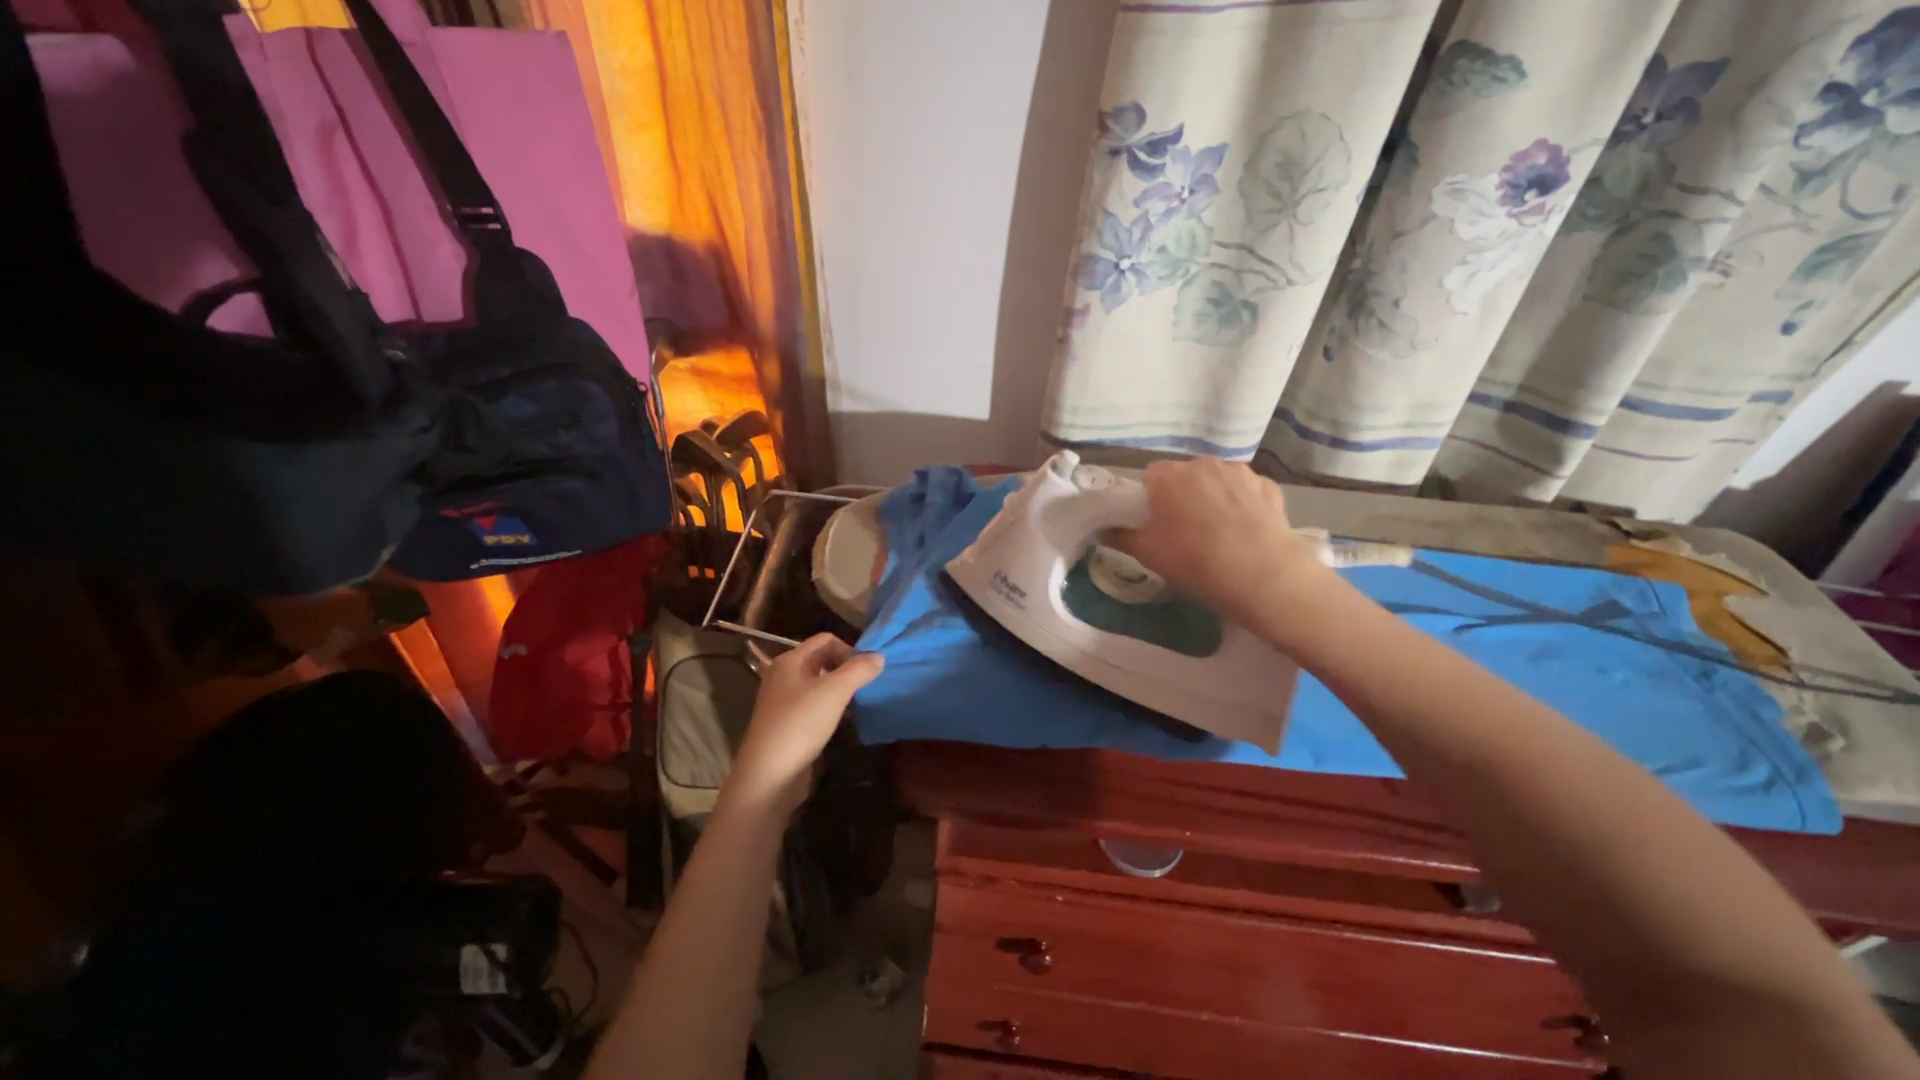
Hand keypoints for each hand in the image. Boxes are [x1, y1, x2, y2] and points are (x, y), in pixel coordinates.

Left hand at [726, 633, 883, 817]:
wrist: (769, 774)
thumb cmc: (800, 724)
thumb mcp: (835, 691)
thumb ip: (859, 670)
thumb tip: (879, 656)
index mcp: (790, 661)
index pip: (825, 640)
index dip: (849, 649)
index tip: (867, 670)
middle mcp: (783, 676)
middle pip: (821, 660)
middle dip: (846, 668)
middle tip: (866, 685)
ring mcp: (783, 701)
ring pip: (818, 685)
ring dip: (840, 689)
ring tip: (859, 702)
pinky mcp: (787, 724)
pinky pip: (813, 706)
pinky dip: (830, 708)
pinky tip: (842, 721)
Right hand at [1106, 457, 1326, 622]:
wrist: (1260, 574)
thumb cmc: (1194, 560)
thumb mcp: (1147, 554)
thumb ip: (1120, 537)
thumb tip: (1102, 530)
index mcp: (1168, 476)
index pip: (1149, 477)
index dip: (1149, 499)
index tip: (1153, 522)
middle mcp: (1203, 464)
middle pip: (1185, 476)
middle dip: (1183, 496)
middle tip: (1183, 530)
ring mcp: (1240, 472)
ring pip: (1218, 481)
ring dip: (1214, 497)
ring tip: (1218, 532)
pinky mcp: (1268, 487)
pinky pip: (1247, 491)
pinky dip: (1244, 504)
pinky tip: (1245, 530)